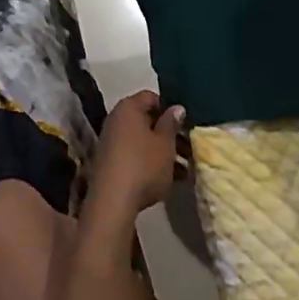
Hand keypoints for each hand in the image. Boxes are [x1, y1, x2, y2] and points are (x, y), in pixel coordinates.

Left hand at [93, 91, 183, 212]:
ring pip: (142, 140)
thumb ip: (171, 123)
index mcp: (128, 107)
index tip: (185, 124)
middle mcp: (116, 119)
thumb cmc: (144, 165)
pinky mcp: (110, 163)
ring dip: (162, 151)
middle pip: (147, 120)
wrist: (112, 203)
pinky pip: (134, 155)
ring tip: (185, 169)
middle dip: (169, 134)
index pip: (151, 97)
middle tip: (188, 148)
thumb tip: (177, 107)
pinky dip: (150, 163)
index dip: (170, 108)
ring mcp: (111, 142)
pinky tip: (169, 180)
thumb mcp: (165, 144)